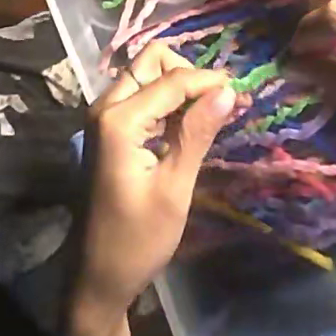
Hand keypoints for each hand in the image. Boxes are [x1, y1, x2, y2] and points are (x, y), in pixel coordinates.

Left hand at [67, 43, 235, 335]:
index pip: (171, 80)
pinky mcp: (108, 127)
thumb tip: (226, 91)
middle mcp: (106, 105)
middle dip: (188, 73)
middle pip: (151, 61)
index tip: (241, 89)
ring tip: (210, 113)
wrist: (95, 275)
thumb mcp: (174, 189)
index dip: (208, 80)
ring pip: (145, 74)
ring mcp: (103, 114)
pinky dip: (166, 100)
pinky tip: (188, 124)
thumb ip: (197, 134)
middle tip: (219, 102)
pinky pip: (140, 94)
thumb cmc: (136, 240)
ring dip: (178, 85)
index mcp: (119, 119)